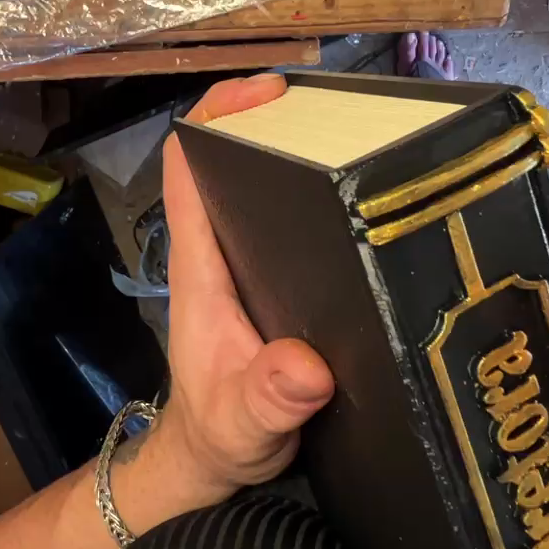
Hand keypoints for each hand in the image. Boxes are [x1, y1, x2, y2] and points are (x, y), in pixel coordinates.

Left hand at [149, 74, 335, 495]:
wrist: (218, 456)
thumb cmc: (221, 432)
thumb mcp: (245, 423)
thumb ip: (267, 399)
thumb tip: (304, 366)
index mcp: (202, 264)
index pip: (189, 166)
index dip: (216, 115)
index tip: (269, 92)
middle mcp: (218, 248)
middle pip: (227, 160)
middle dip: (268, 121)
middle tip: (335, 109)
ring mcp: (242, 261)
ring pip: (256, 185)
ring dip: (293, 152)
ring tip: (358, 139)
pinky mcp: (269, 279)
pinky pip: (283, 218)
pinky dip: (311, 193)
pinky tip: (358, 195)